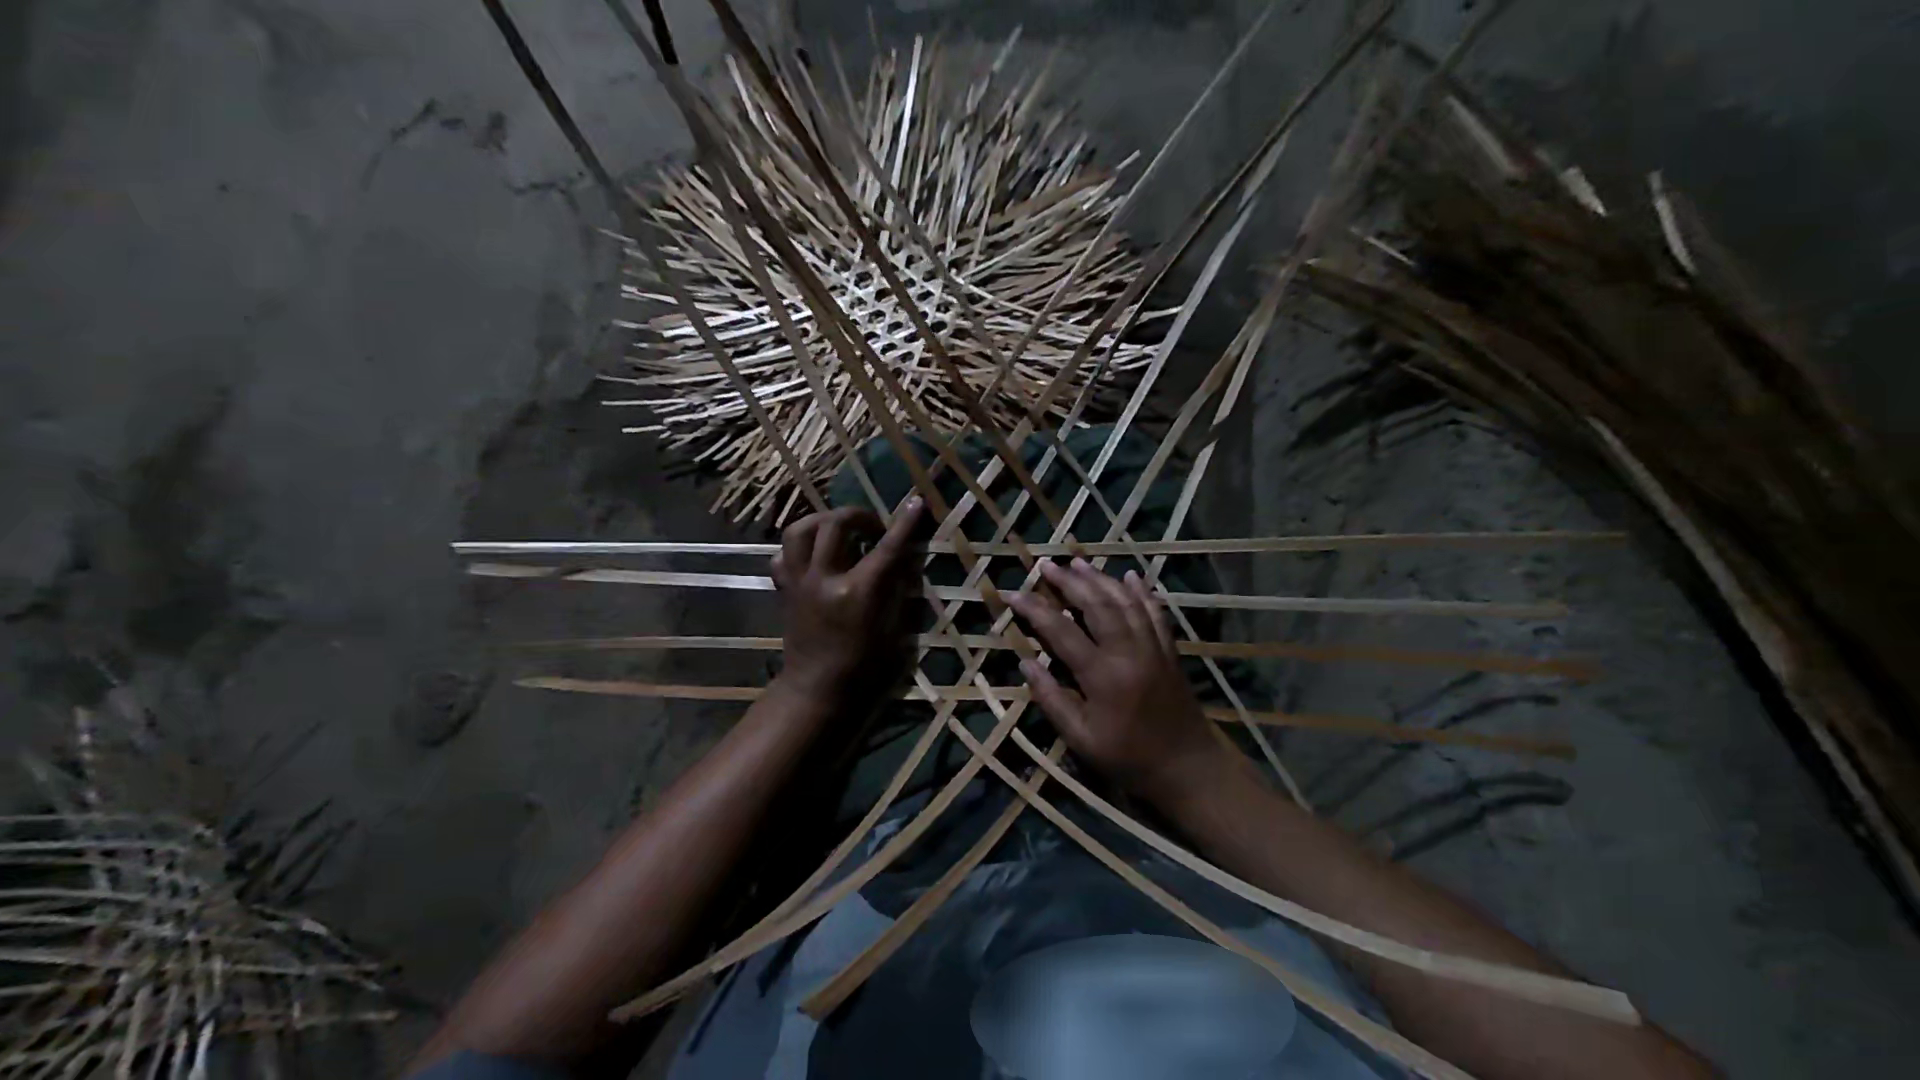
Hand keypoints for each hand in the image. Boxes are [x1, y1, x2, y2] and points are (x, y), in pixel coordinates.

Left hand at [769, 499, 923, 703]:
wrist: (816, 688)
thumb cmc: (864, 665)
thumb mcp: (893, 630)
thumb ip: (896, 589)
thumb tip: (903, 559)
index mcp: (858, 593)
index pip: (886, 548)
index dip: (905, 524)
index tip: (916, 503)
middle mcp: (825, 580)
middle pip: (836, 525)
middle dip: (859, 516)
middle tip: (874, 529)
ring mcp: (799, 582)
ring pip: (800, 530)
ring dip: (823, 522)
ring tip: (839, 530)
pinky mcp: (784, 589)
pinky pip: (783, 555)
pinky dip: (799, 548)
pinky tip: (814, 555)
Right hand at [1005, 559, 1227, 802]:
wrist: (1187, 767)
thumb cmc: (1127, 757)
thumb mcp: (1080, 739)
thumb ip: (1052, 699)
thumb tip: (1025, 662)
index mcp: (1102, 675)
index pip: (1061, 630)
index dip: (1034, 609)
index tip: (1012, 593)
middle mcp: (1128, 652)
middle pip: (1096, 605)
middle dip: (1069, 581)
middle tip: (1046, 564)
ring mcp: (1153, 647)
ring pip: (1125, 602)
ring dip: (1100, 579)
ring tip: (1078, 562)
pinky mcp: (1170, 650)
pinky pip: (1155, 612)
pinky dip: (1141, 592)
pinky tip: (1129, 576)